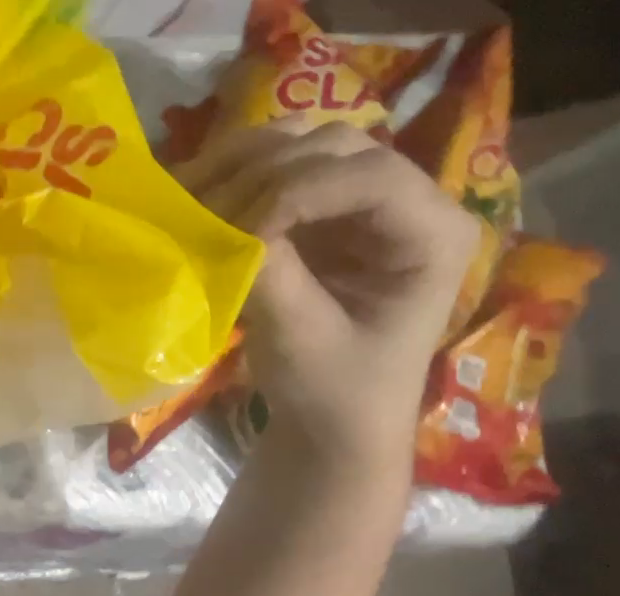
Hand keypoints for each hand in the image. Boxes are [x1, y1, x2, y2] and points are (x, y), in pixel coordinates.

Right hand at [179, 119, 479, 468]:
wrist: (331, 424)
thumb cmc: (330, 391)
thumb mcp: (301, 341)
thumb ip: (272, 277)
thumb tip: (223, 229)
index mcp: (431, 233)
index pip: (369, 177)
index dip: (294, 194)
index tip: (233, 236)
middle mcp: (406, 202)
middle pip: (336, 147)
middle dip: (262, 173)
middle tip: (199, 213)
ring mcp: (359, 205)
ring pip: (303, 146)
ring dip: (241, 165)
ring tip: (188, 196)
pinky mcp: (319, 218)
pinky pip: (277, 173)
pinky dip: (233, 178)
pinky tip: (194, 197)